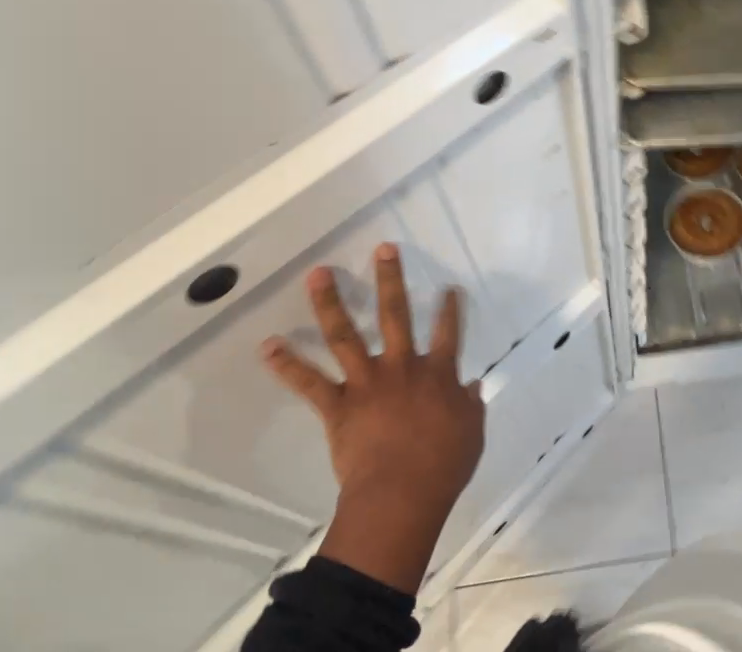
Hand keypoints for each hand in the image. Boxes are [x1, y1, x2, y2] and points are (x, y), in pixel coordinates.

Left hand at [261, 244, 485, 592]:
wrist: (402, 493)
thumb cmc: (443, 467)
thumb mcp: (471, 434)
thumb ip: (472, 407)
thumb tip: (473, 388)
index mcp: (438, 375)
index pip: (447, 333)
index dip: (449, 308)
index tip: (448, 288)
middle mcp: (402, 367)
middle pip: (396, 315)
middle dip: (390, 279)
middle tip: (383, 249)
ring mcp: (367, 383)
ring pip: (347, 335)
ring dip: (331, 302)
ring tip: (318, 274)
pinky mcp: (338, 405)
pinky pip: (309, 382)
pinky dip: (287, 365)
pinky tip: (268, 346)